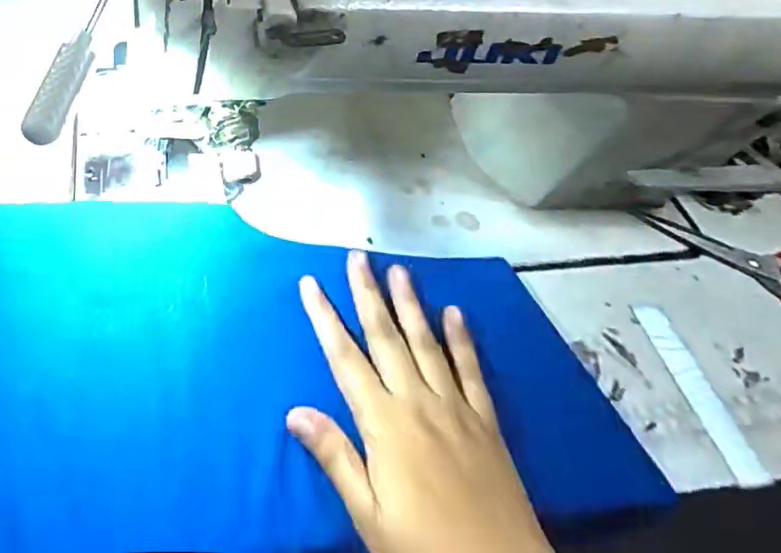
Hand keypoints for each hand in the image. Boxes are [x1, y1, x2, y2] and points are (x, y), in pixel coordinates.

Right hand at [289, 250, 551, 552]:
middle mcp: (418, 401)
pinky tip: (455, 311)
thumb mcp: (369, 515)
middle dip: (368, 294)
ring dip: (410, 303)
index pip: (345, 359)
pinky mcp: (485, 418)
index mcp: (384, 423)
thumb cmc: (423, 547)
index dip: (325, 318)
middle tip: (357, 257)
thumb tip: (295, 412)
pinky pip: (471, 368)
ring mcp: (455, 405)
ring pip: (426, 342)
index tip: (311, 284)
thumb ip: (336, 457)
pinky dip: (462, 338)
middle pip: (386, 337)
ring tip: (398, 269)